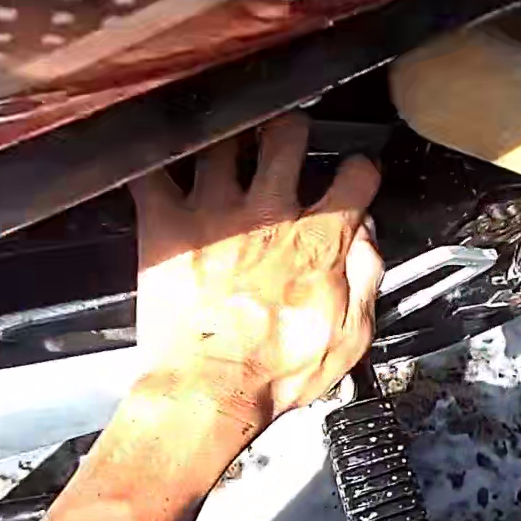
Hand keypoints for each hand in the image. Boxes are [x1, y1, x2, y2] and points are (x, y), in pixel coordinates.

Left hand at [128, 112, 383, 428]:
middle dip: (295, 131)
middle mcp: (269, 215)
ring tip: (235, 141)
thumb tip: (368, 239)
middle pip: (286, 137)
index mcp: (317, 242)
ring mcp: (214, 213)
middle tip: (292, 139)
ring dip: (233, 135)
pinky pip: (153, 170)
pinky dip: (156, 156)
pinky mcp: (167, 225)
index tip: (358, 175)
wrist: (211, 389)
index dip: (361, 171)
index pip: (353, 179)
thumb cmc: (278, 370)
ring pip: (225, 138)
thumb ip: (366, 278)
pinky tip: (163, 156)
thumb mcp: (351, 335)